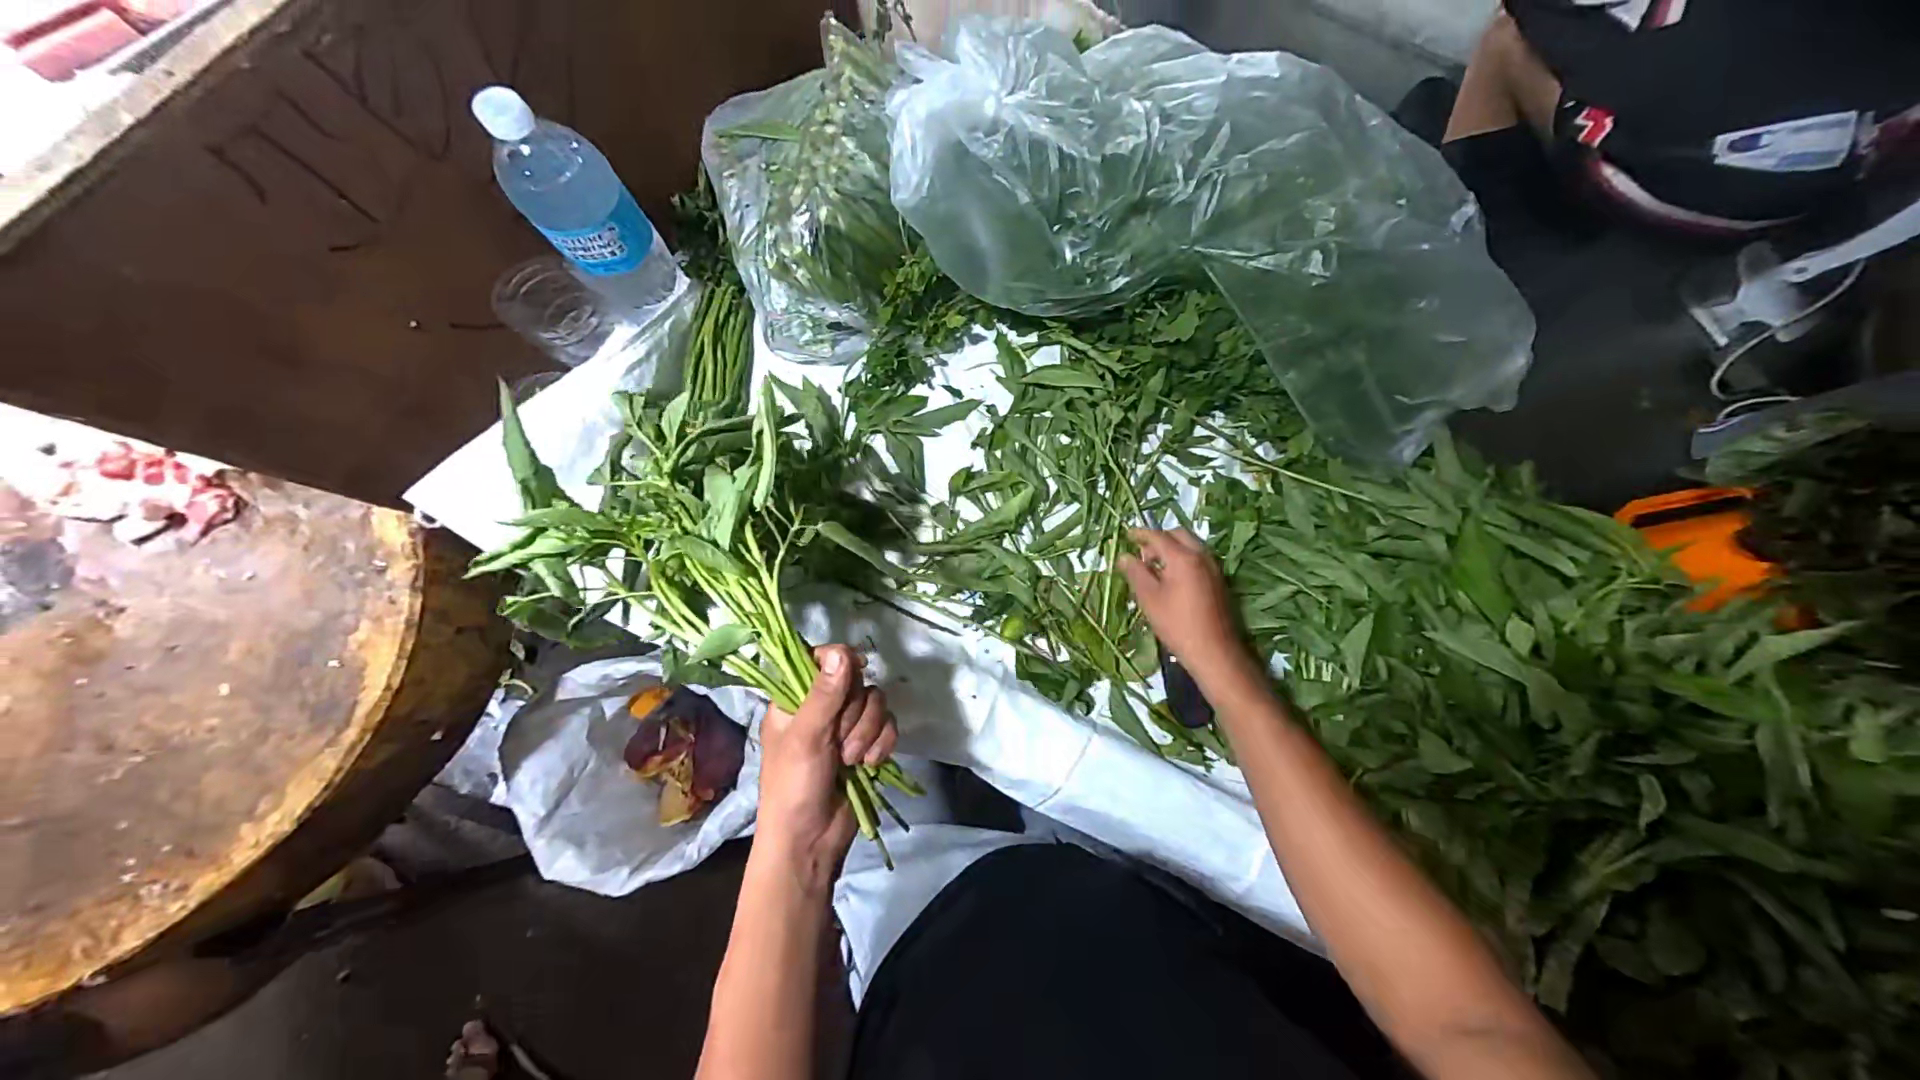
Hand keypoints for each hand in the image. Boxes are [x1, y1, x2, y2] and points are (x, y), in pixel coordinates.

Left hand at [755, 645, 897, 889]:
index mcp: (794, 700)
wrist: (811, 842)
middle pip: (856, 681)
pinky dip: (883, 743)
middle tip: (838, 741)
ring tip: (853, 760)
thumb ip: (825, 694)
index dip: (838, 662)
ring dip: (869, 732)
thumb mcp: (805, 737)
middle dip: (854, 713)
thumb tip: (843, 651)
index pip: (819, 659)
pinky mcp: (867, 745)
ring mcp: (846, 727)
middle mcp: (821, 707)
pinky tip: (871, 764)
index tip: (851, 671)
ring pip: (876, 703)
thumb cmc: (793, 786)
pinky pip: (888, 726)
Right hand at [1117, 528, 1244, 673]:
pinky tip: (1171, 578)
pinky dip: (1182, 559)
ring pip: (1190, 546)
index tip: (1127, 535)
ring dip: (1172, 549)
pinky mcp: (1218, 580)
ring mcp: (1213, 568)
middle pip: (1178, 535)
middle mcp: (1201, 556)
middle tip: (1142, 554)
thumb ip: (1135, 573)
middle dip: (1158, 539)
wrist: (1214, 651)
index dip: (1140, 534)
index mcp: (1183, 557)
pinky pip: (1198, 558)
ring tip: (1154, 567)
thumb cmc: (1177, 624)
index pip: (1158, 536)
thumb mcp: (1149, 598)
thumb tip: (1124, 556)